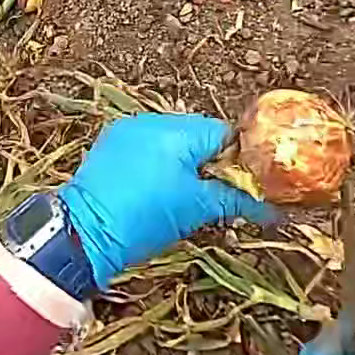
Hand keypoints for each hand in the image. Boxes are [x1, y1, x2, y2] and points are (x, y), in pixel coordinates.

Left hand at [60, 113, 273, 287]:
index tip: (240, 182)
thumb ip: (234, 199)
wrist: (81, 234)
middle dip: (209, 159)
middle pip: (199, 133)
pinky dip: (159, 159)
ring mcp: (130, 128)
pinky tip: (156, 184)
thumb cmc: (144, 219)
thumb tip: (272, 208)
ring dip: (184, 159)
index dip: (236, 158)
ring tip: (181, 192)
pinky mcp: (113, 140)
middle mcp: (154, 120)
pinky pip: (149, 143)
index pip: (224, 134)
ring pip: (174, 138)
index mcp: (179, 131)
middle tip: (212, 191)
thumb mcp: (195, 210)